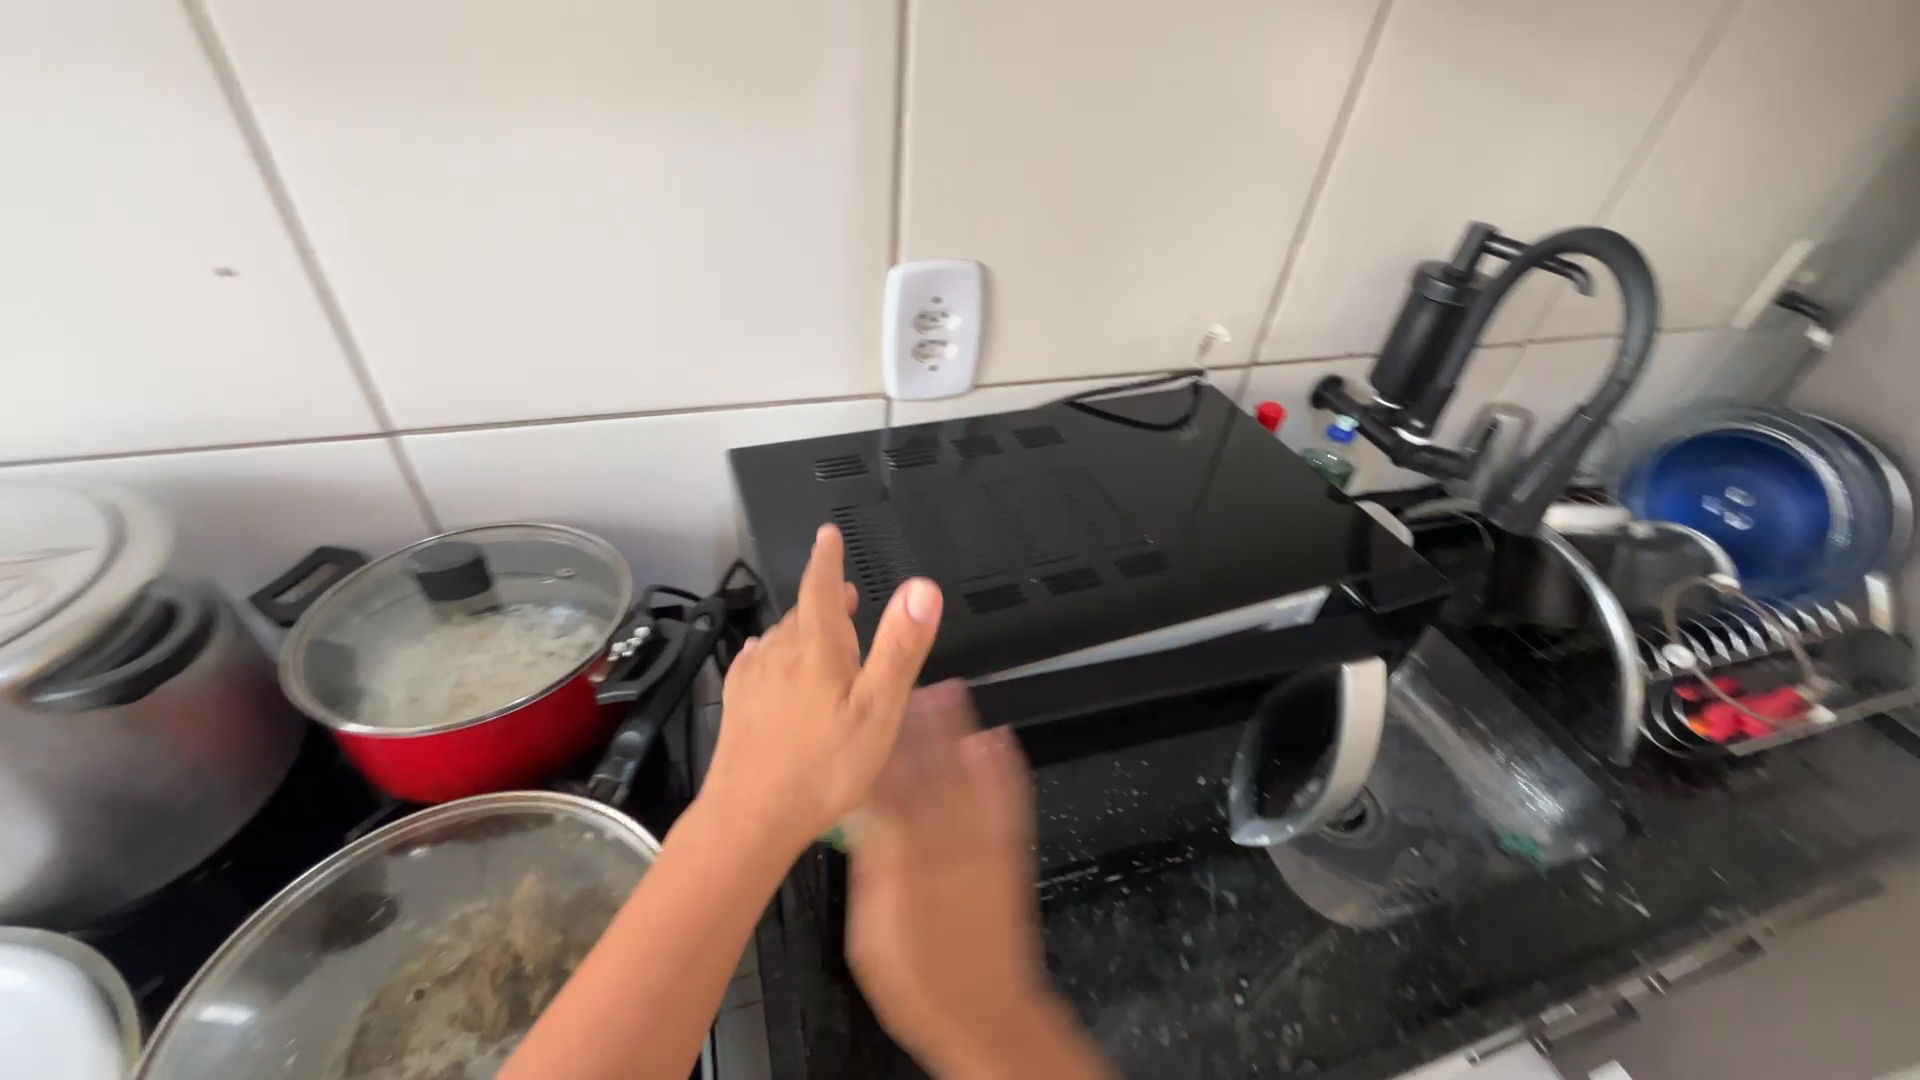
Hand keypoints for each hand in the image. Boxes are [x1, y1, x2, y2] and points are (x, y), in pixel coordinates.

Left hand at [702, 524, 942, 856]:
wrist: (750, 818)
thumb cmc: (824, 767)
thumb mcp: (878, 708)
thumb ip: (900, 646)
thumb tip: (922, 588)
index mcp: (818, 647)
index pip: (821, 585)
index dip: (828, 557)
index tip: (828, 534)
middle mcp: (780, 652)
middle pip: (803, 612)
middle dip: (824, 597)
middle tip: (844, 593)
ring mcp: (754, 677)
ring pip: (781, 637)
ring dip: (802, 625)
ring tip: (819, 629)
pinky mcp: (738, 703)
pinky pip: (756, 662)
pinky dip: (772, 652)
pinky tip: (770, 660)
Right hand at [846, 682, 1081, 1076]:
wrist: (986, 1012)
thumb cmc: (922, 981)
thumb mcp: (871, 932)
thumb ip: (872, 867)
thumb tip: (864, 817)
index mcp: (908, 862)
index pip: (888, 789)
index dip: (878, 746)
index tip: (869, 712)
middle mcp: (949, 845)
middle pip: (929, 770)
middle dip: (918, 723)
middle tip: (911, 682)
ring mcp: (984, 846)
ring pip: (968, 774)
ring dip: (959, 729)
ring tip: (950, 690)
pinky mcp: (1010, 854)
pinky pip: (1009, 800)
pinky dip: (1005, 766)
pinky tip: (998, 737)